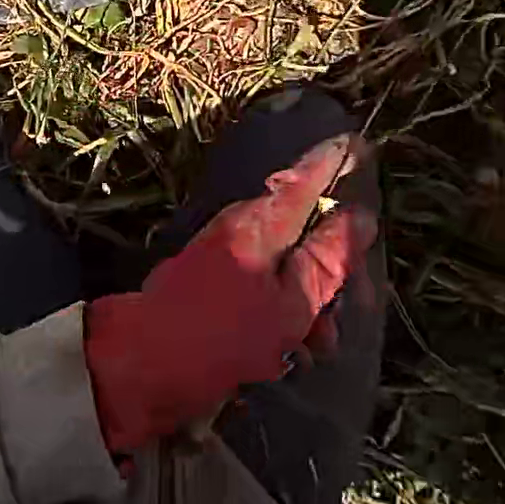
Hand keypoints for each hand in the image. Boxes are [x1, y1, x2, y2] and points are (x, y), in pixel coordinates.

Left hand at [84, 134, 376, 454]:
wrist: (145, 361)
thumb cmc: (223, 333)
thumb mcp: (290, 305)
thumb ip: (326, 262)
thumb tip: (359, 218)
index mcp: (262, 222)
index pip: (306, 177)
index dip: (334, 160)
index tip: (360, 142)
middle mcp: (243, 224)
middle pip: (301, 226)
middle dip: (332, 264)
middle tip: (356, 302)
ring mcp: (226, 247)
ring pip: (285, 259)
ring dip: (309, 297)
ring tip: (317, 346)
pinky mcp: (214, 272)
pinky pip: (262, 278)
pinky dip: (282, 306)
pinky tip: (290, 350)